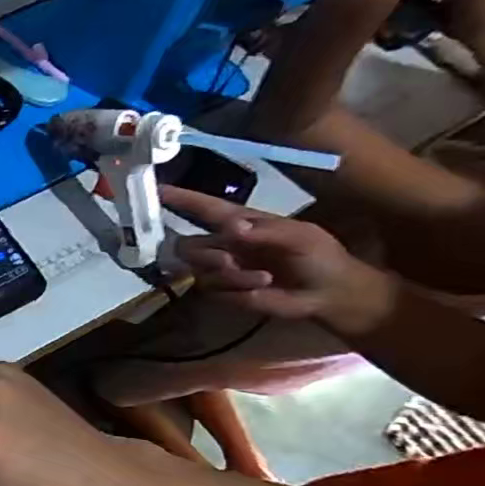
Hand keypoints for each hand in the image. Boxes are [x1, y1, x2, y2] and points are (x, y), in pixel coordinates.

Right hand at [160, 185, 394, 333]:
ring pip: (200, 270)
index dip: (180, 199)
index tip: (155, 191)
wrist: (329, 294)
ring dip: (230, 274)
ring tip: (262, 277)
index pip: (203, 208)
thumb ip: (265, 230)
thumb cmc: (319, 256)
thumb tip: (231, 228)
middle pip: (188, 246)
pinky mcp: (226, 293)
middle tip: (227, 260)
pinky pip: (214, 289)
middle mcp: (225, 244)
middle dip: (204, 254)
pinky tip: (262, 287)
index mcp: (241, 222)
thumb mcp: (300, 235)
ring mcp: (223, 270)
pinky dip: (238, 288)